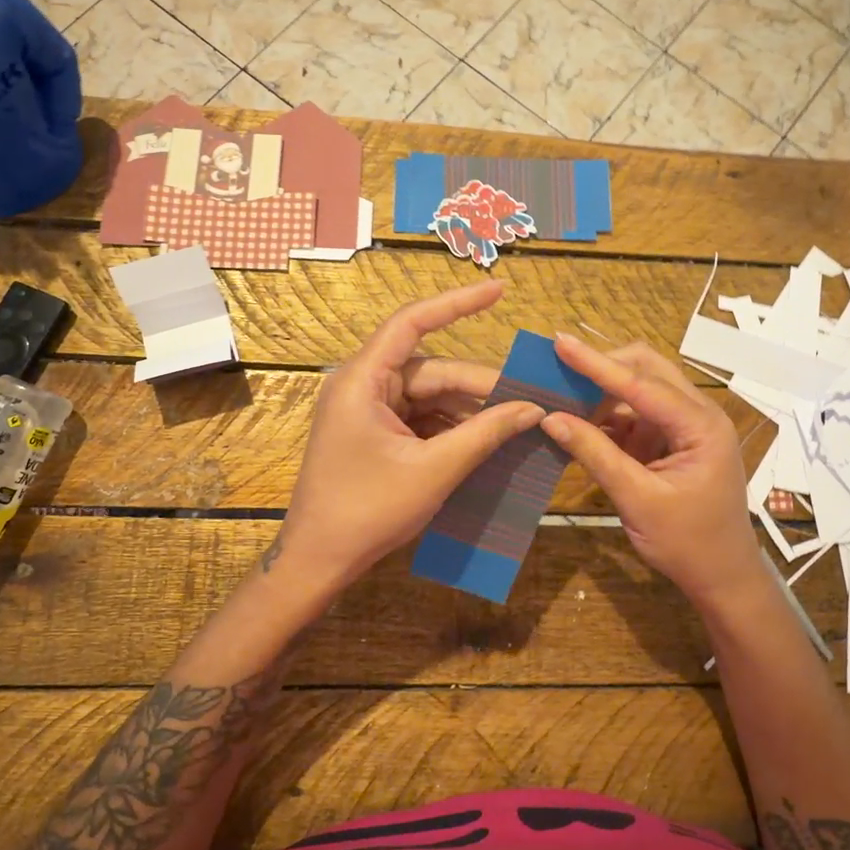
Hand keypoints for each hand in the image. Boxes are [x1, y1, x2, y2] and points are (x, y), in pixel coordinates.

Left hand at [274, 280, 545, 589]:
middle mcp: (363, 386)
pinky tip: (485, 441)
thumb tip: (531, 410)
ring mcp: (368, 411)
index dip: (457, 303)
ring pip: (430, 396)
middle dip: (478, 387)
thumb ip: (484, 434)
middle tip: (528, 403)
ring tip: (514, 425)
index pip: (413, 323)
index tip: (499, 289)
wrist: (318, 560)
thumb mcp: (433, 471)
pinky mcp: (375, 434)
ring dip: (468, 411)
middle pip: (431, 369)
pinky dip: (451, 428)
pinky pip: (421, 418)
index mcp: (362, 380)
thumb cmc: (367, 512)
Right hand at [541, 334, 765, 600]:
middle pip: (646, 371)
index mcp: (701, 425)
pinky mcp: (673, 443)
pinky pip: (636, 417)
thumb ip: (596, 454)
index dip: (596, 363)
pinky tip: (577, 423)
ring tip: (559, 396)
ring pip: (639, 391)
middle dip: (602, 368)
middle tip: (557, 369)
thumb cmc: (688, 543)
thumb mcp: (637, 499)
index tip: (560, 342)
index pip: (641, 383)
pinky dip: (607, 419)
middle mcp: (698, 415)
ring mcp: (686, 428)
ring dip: (601, 394)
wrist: (723, 577)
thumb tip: (551, 419)